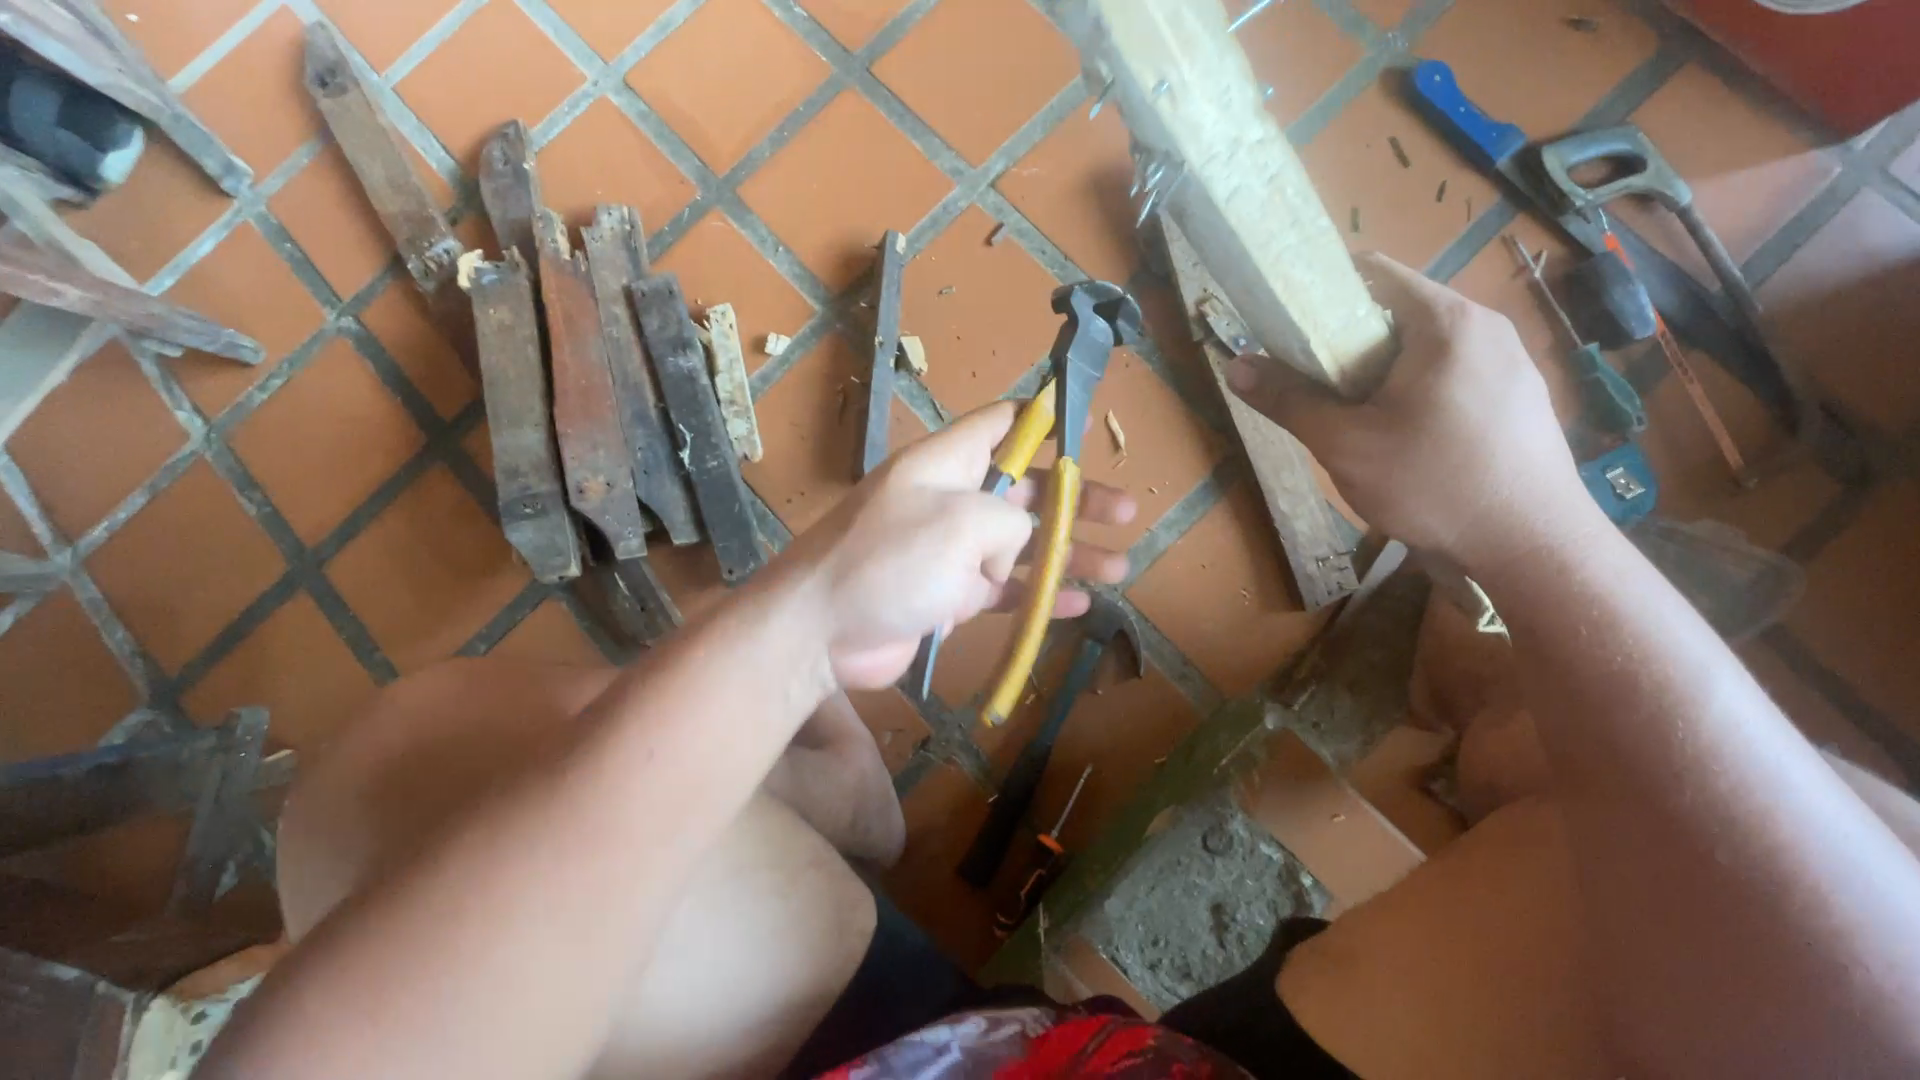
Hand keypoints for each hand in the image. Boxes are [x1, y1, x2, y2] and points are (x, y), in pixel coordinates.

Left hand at [790, 402, 1136, 688]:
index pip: (1003, 424)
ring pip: (1023, 546)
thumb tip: (1014, 549)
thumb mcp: (960, 523)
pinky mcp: (947, 597)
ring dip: (1070, 553)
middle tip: (1126, 511)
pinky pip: (1004, 592)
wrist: (820, 631)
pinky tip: (1078, 605)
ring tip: (1120, 566)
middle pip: (1027, 489)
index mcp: (947, 464)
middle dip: (1078, 499)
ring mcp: (949, 552)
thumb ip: (1009, 521)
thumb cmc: (887, 562)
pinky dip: (1040, 597)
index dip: (1045, 419)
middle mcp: (950, 500)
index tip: (1088, 423)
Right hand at [1226, 252, 1597, 571]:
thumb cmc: (1433, 484)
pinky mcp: (1520, 396)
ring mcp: (1510, 361)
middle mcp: (1485, 326)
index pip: (1373, 272)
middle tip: (1317, 387)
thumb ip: (1288, 400)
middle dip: (1348, 342)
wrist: (1531, 546)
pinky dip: (1417, 390)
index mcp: (1446, 321)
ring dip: (1382, 371)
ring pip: (1425, 347)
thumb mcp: (1345, 444)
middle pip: (1397, 311)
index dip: (1322, 292)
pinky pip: (1453, 373)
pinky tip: (1405, 439)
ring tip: (1357, 420)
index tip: (1288, 329)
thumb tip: (1235, 367)